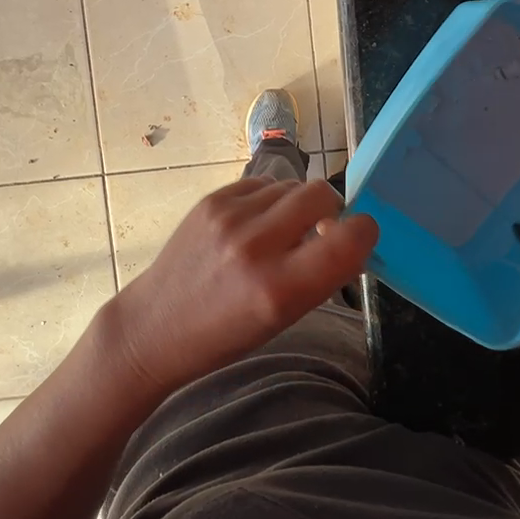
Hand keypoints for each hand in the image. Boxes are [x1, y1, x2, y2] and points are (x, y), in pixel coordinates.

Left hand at [110, 177, 377, 394]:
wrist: (155, 326)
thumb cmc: (226, 335)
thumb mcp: (284, 319)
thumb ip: (322, 275)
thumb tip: (354, 237)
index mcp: (280, 289)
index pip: (349, 239)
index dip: (364, 233)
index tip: (358, 238)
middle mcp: (256, 246)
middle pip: (322, 194)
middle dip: (331, 209)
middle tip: (319, 229)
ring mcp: (230, 217)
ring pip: (292, 185)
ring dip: (297, 204)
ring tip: (280, 230)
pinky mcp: (211, 200)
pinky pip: (262, 184)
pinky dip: (268, 200)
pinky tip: (254, 224)